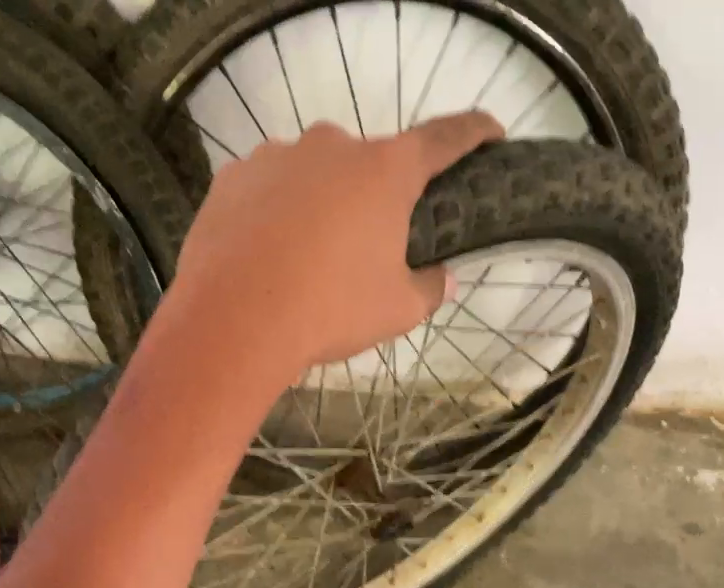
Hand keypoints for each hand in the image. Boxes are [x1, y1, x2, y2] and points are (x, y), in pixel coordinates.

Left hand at [169, 111, 503, 383]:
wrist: (233, 321)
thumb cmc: (329, 311)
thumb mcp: (397, 311)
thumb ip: (429, 288)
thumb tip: (444, 278)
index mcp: (386, 171)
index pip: (444, 139)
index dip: (473, 134)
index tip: (491, 132)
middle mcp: (333, 147)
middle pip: (368, 165)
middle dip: (374, 198)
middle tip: (365, 248)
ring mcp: (277, 156)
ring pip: (313, 176)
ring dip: (320, 206)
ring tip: (305, 261)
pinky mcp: (232, 177)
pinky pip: (268, 190)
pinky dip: (275, 215)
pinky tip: (267, 255)